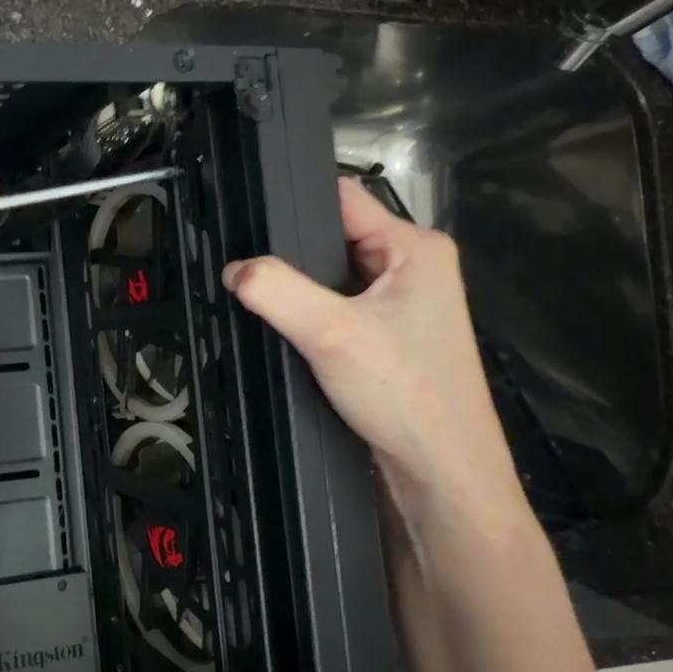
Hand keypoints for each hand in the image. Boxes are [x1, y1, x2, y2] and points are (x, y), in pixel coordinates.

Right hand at [222, 178, 523, 518]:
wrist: (440, 472)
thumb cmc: (404, 394)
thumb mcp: (331, 334)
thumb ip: (275, 291)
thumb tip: (232, 270)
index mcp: (416, 248)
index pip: (341, 199)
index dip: (291, 202)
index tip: (244, 214)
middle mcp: (413, 267)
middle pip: (332, 237)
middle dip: (288, 251)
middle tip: (242, 268)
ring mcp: (402, 304)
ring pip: (330, 276)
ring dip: (297, 287)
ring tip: (257, 297)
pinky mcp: (388, 336)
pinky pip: (336, 307)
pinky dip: (309, 315)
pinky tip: (284, 330)